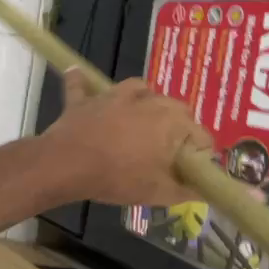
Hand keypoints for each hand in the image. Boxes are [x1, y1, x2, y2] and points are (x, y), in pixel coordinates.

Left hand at [40, 72, 209, 207]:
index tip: (192, 170)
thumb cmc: (118, 177)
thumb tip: (202, 194)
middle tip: (170, 149)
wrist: (66, 164)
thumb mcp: (159, 193)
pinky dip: (80, 81)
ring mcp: (111, 97)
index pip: (200, 135)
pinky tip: (78, 74)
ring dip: (143, 98)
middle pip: (172, 107)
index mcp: (170, 121)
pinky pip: (80, 84)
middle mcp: (145, 101)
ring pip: (135, 88)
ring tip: (143, 116)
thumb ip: (185, 191)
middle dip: (178, 125)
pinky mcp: (82, 100)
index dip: (200, 153)